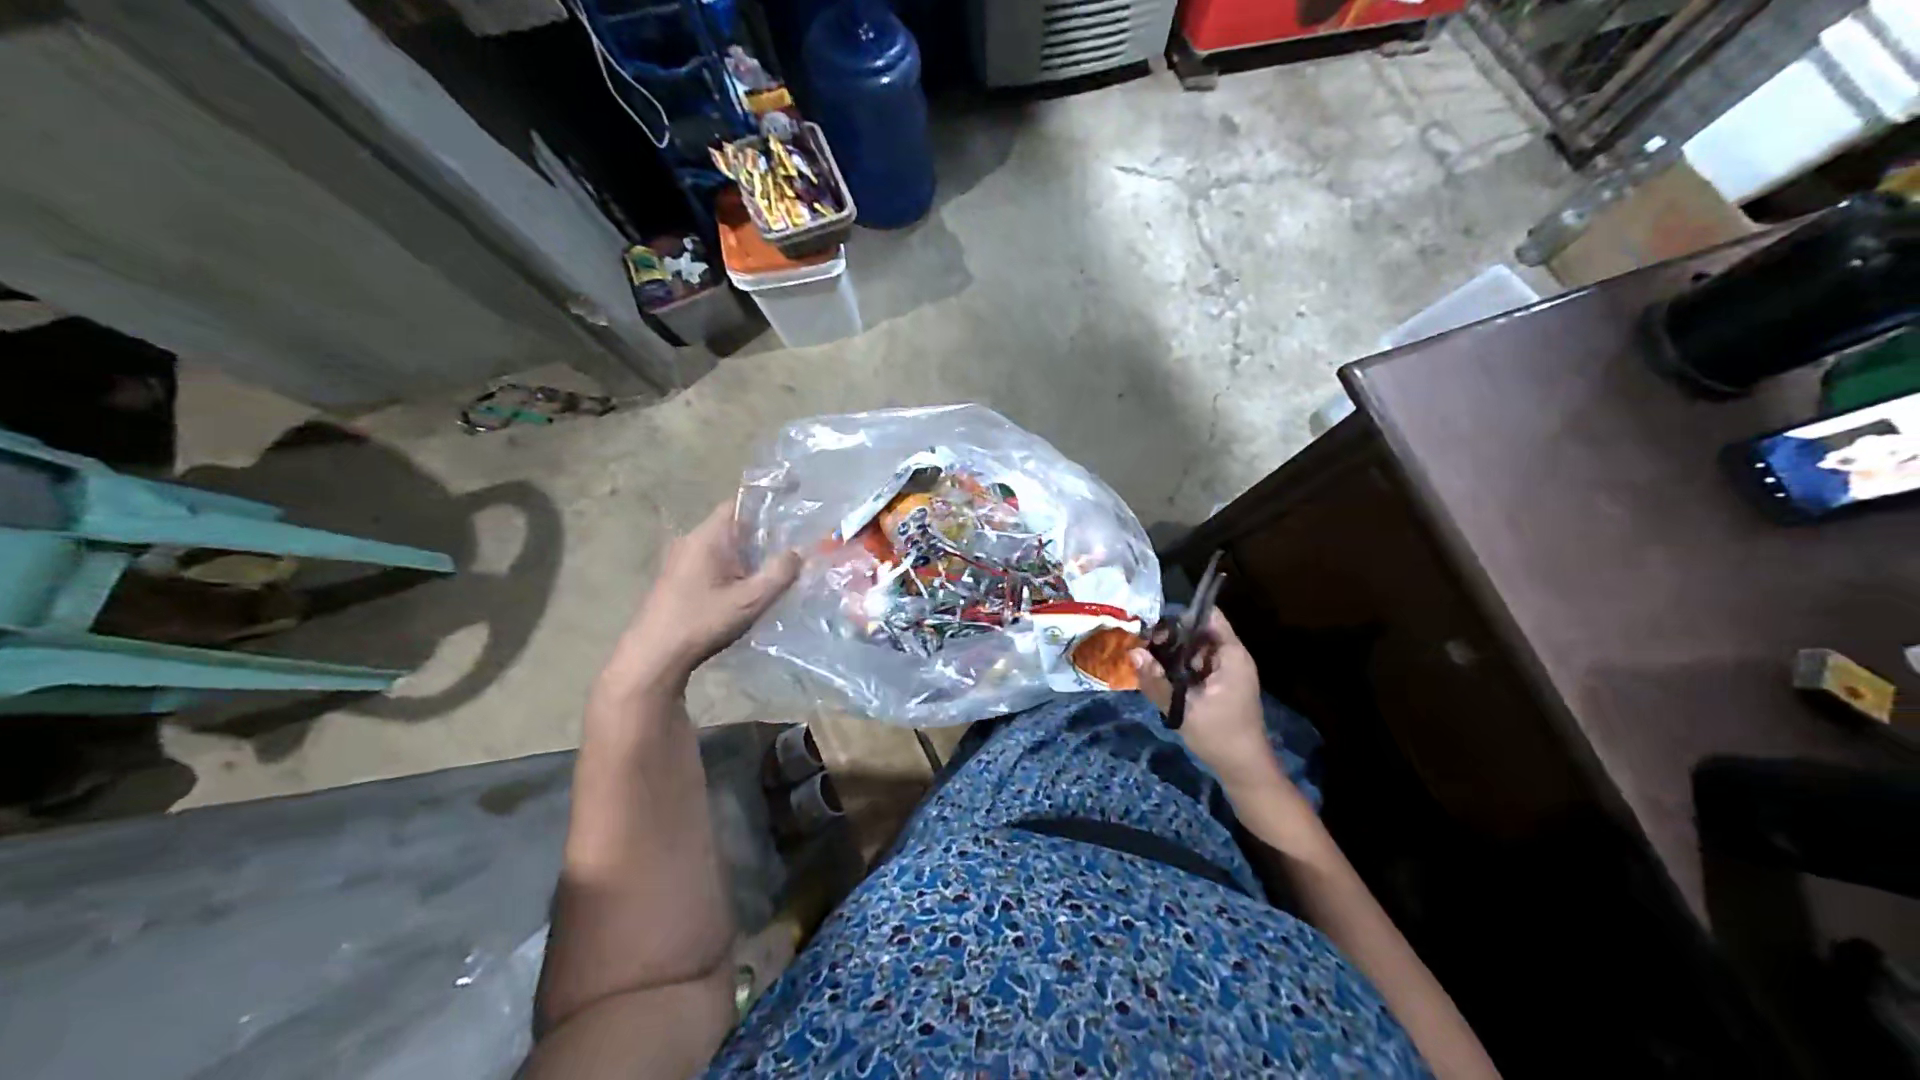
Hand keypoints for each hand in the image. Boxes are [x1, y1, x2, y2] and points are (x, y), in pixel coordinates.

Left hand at [611, 500, 800, 688]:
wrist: (654, 657)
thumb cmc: (701, 622)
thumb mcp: (749, 600)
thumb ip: (779, 573)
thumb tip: (800, 552)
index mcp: (708, 537)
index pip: (739, 504)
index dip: (767, 502)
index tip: (794, 505)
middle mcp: (692, 541)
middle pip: (734, 525)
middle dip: (764, 532)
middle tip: (796, 540)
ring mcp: (681, 560)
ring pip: (724, 546)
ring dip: (750, 553)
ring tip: (779, 564)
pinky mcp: (678, 579)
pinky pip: (714, 562)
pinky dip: (735, 566)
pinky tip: (750, 585)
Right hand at [1130, 609, 1279, 787]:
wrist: (1244, 770)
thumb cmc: (1219, 735)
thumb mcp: (1182, 708)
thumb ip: (1156, 680)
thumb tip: (1132, 652)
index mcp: (1231, 655)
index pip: (1209, 616)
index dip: (1182, 615)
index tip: (1154, 624)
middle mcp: (1230, 657)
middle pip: (1198, 631)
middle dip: (1170, 636)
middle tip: (1143, 645)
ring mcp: (1226, 671)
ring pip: (1194, 649)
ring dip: (1172, 653)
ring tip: (1145, 659)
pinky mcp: (1218, 684)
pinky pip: (1195, 665)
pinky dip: (1178, 667)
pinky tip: (1158, 674)